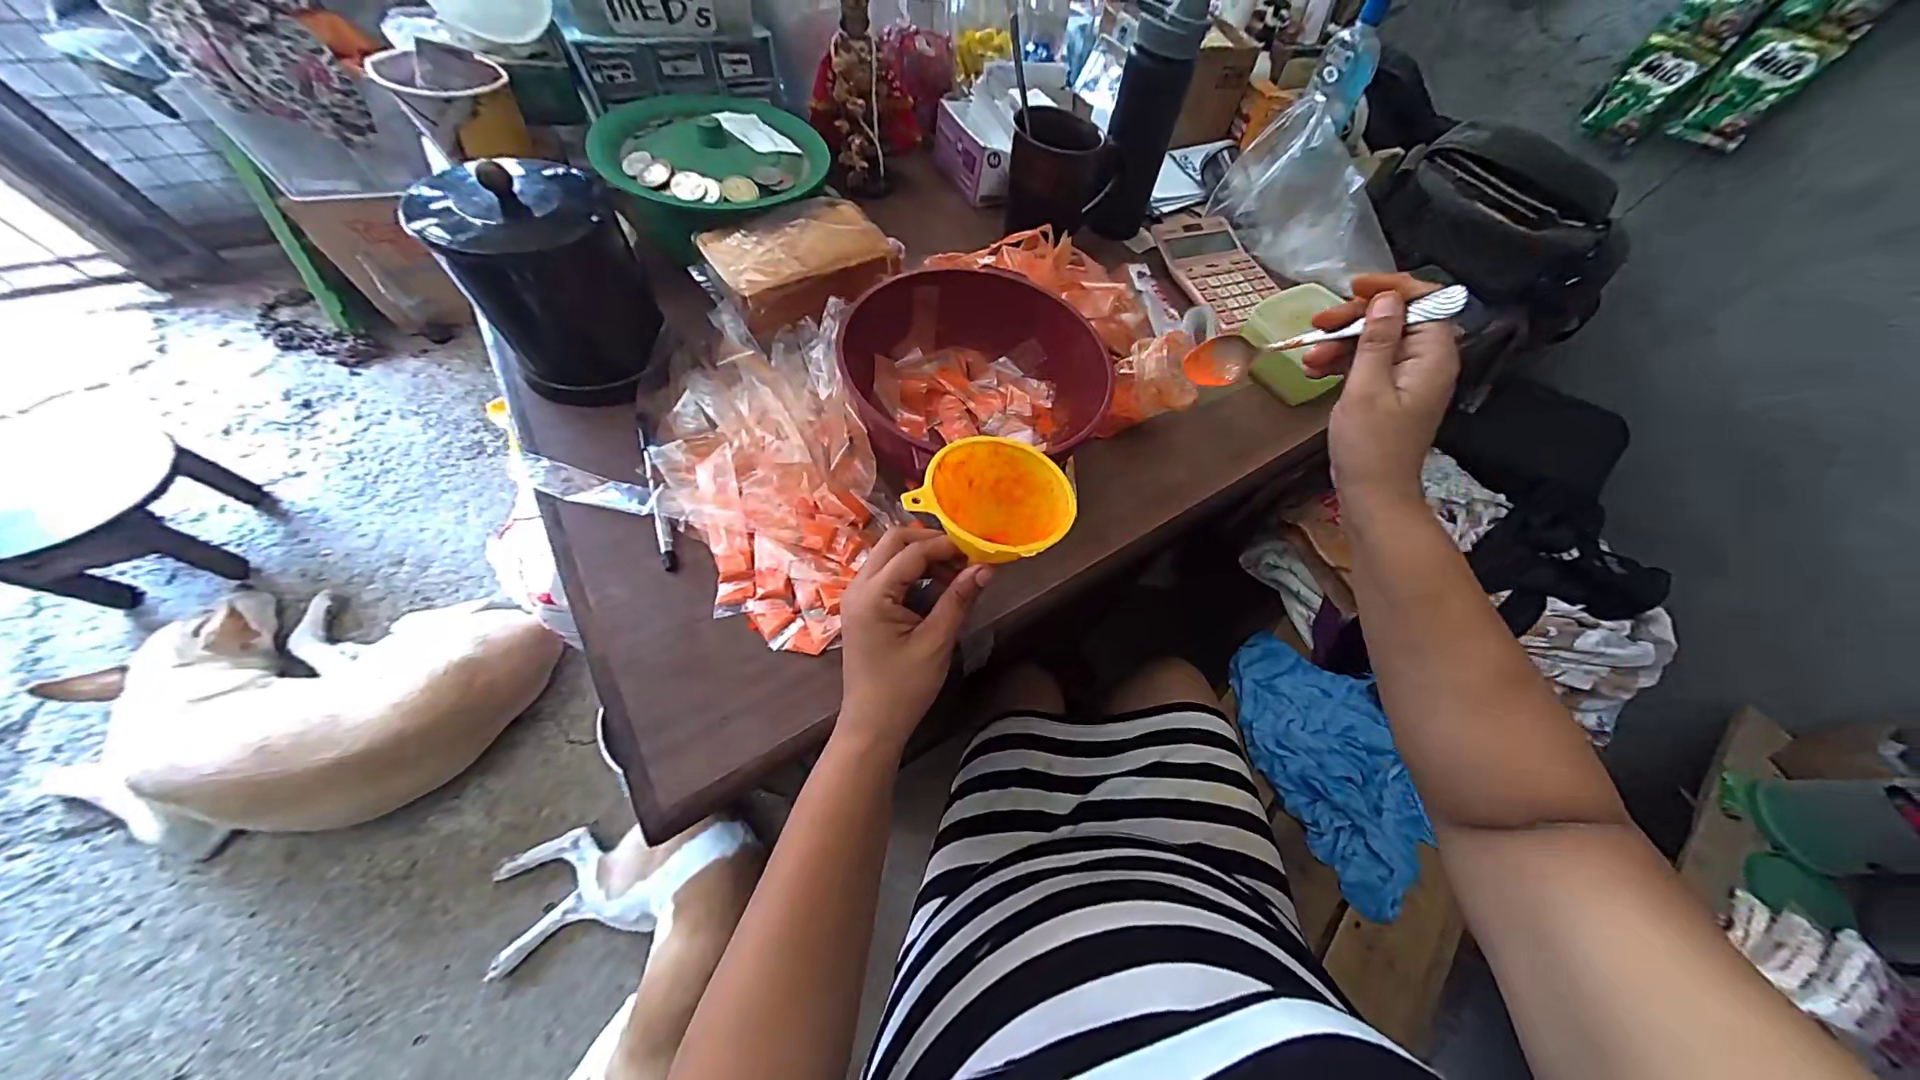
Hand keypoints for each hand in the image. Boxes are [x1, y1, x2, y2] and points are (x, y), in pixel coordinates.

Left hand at [837, 526, 992, 752]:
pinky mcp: (863, 606)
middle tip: (965, 556)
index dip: (947, 546)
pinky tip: (938, 585)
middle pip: (894, 541)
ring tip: (957, 572)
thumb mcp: (937, 642)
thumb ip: (959, 599)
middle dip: (931, 542)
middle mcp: (858, 587)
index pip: (911, 552)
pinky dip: (913, 571)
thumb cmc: (903, 688)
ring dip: (923, 556)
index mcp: (872, 595)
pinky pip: (888, 573)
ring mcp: (857, 595)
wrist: (872, 724)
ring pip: (890, 555)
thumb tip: (986, 567)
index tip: (978, 550)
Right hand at [1304, 273, 1460, 509]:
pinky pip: (1368, 364)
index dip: (1391, 288)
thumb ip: (1377, 340)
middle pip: (1396, 319)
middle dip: (1355, 318)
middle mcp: (1426, 362)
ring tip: (1308, 356)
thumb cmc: (1370, 445)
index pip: (1425, 301)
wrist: (1372, 493)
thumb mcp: (1366, 388)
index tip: (1354, 287)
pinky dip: (1342, 363)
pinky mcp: (1389, 394)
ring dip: (1341, 343)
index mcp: (1432, 356)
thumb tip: (1387, 299)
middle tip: (1318, 324)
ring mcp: (1408, 379)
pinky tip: (1314, 370)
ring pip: (1376, 342)